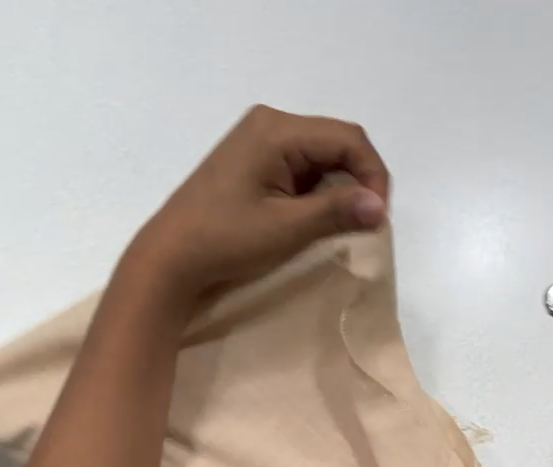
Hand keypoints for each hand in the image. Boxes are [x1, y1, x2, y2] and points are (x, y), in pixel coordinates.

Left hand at [121, 105, 389, 309]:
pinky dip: (318, 192)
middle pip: (336, 142)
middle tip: (367, 223)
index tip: (378, 218)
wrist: (172, 257)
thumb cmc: (226, 240)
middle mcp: (269, 123)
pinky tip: (318, 219)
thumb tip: (380, 207)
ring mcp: (259, 141)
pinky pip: (301, 168)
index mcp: (277, 129)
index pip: (348, 138)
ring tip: (346, 224)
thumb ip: (336, 212)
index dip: (373, 175)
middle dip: (359, 180)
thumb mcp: (287, 228)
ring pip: (321, 157)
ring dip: (340, 188)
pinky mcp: (253, 162)